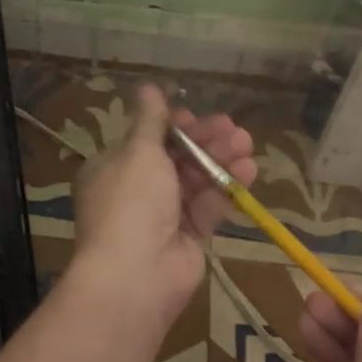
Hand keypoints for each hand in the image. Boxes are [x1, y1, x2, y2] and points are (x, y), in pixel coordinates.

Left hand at [71, 84, 255, 322]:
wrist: (136, 274)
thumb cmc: (131, 202)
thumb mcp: (139, 152)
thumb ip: (150, 121)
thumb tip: (148, 87)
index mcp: (113, 167)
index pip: (145, 140)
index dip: (171, 127)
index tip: (194, 116)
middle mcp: (136, 190)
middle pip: (174, 158)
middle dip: (203, 141)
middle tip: (232, 127)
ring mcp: (162, 216)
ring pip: (195, 180)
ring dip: (220, 161)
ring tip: (247, 144)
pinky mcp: (188, 237)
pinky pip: (208, 206)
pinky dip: (227, 188)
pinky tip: (248, 171)